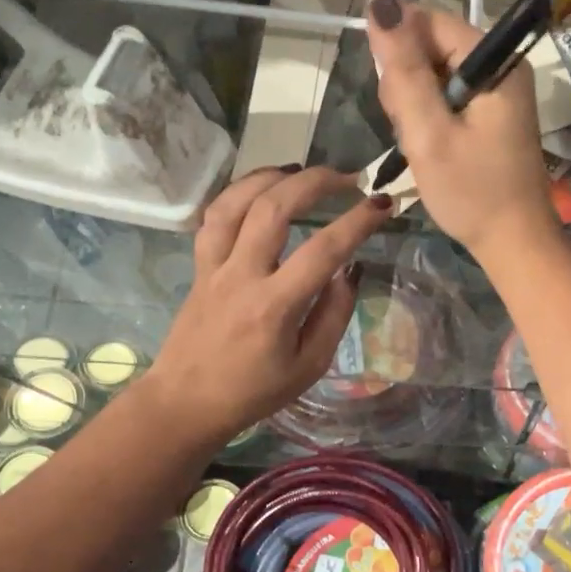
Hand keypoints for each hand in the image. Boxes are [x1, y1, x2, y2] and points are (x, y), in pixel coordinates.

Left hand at [139, 166, 391, 447]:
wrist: (187, 401)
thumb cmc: (256, 392)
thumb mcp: (310, 365)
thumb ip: (333, 315)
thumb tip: (350, 271)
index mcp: (275, 307)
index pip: (323, 251)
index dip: (357, 223)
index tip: (383, 205)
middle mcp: (242, 276)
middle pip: (274, 208)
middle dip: (315, 183)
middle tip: (347, 178)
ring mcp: (215, 267)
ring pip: (237, 203)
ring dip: (272, 177)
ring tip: (301, 170)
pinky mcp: (200, 266)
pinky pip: (215, 217)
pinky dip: (238, 193)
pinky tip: (260, 187)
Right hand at [364, 0, 556, 257]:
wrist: (514, 244)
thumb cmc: (473, 193)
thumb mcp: (429, 132)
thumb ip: (403, 67)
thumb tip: (380, 1)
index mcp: (495, 61)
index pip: (427, 22)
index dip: (399, 55)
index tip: (399, 101)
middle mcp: (501, 67)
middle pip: (429, 47)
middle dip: (409, 88)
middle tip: (418, 134)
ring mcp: (497, 93)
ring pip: (432, 77)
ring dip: (417, 110)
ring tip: (426, 149)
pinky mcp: (491, 117)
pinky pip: (447, 101)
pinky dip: (431, 123)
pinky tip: (435, 152)